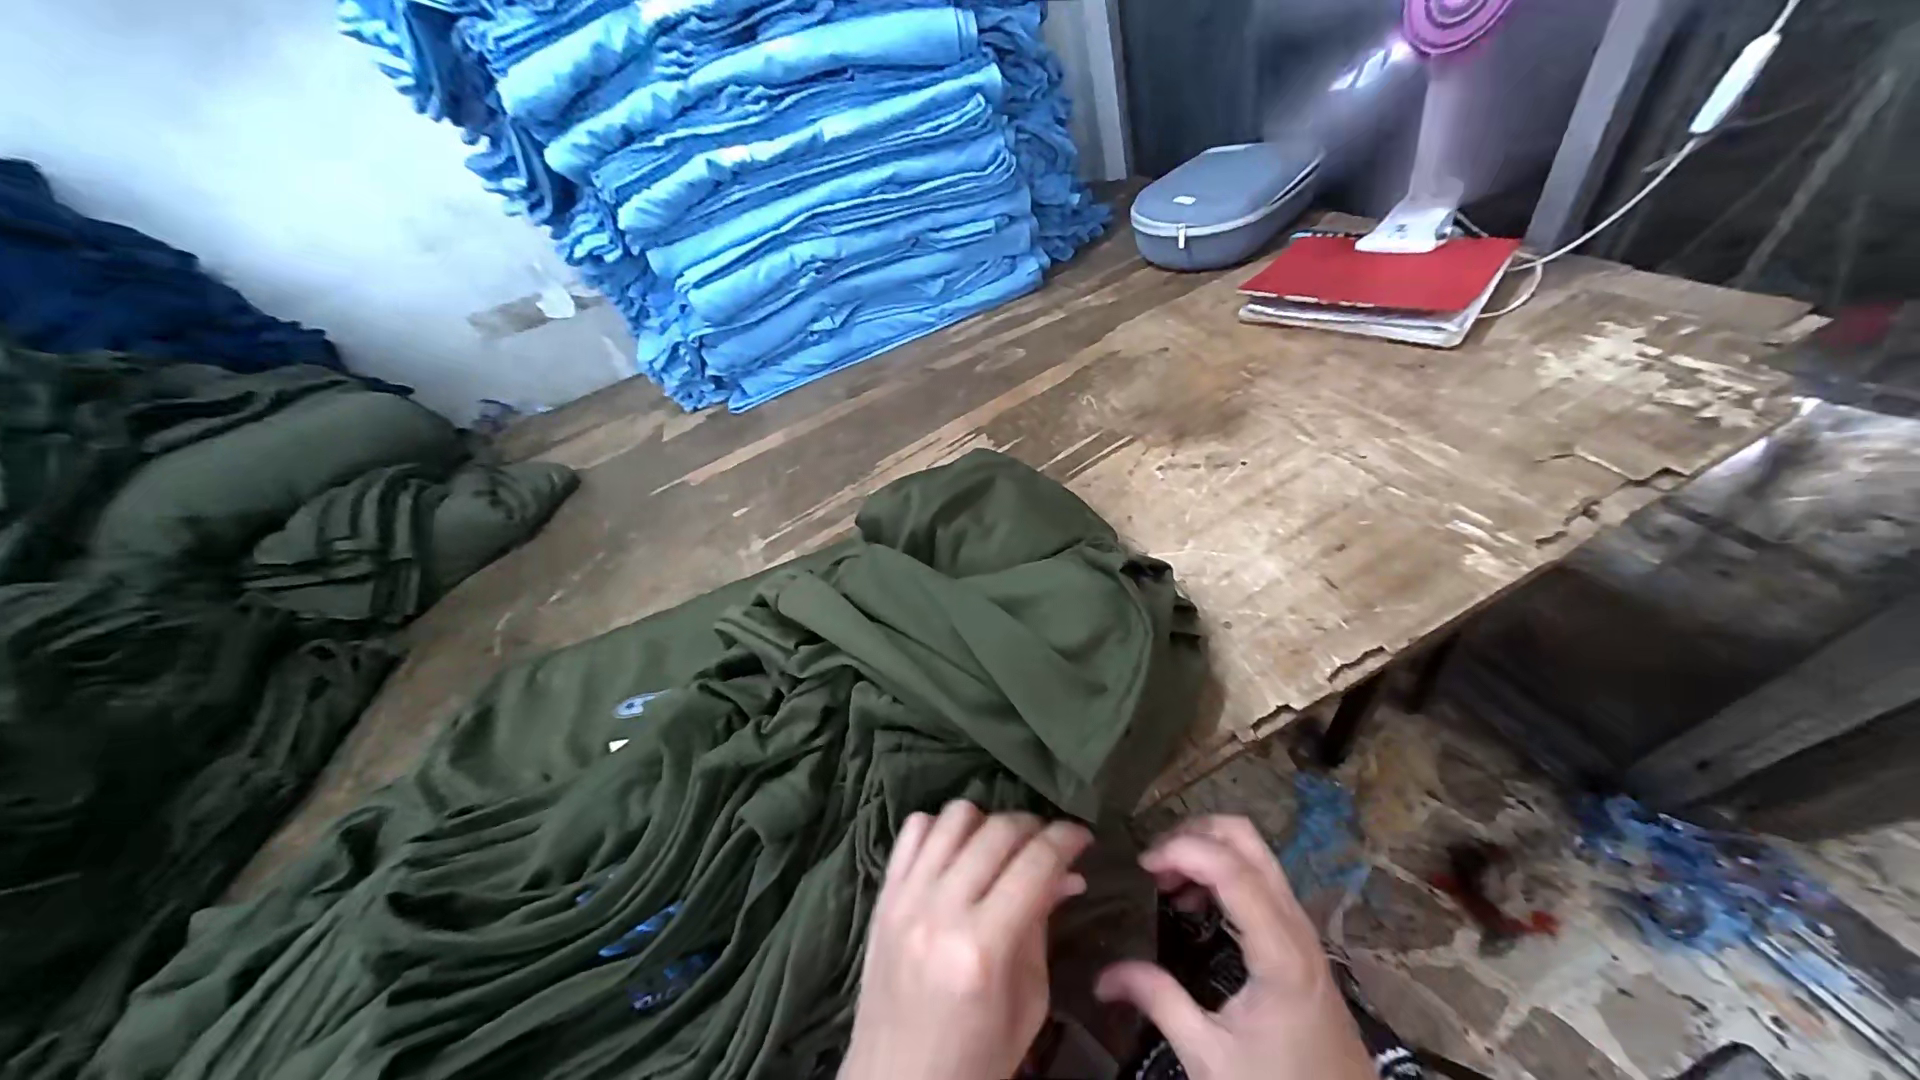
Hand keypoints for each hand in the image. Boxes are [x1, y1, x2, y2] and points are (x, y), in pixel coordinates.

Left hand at [839, 801, 1092, 1079]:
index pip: (1035, 864)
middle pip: (997, 831)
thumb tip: (1068, 874)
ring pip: (954, 817)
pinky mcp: (883, 895)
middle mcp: (940, 911)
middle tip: (1048, 844)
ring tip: (1002, 846)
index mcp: (983, 949)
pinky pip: (913, 829)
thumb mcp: (1028, 1003)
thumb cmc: (976, 1058)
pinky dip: (942, 828)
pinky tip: (958, 851)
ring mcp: (905, 898)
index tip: (1083, 835)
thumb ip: (1042, 926)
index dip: (1066, 839)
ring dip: (988, 821)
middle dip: (1034, 826)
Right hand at [1095, 816, 1375, 1079]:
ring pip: (1254, 851)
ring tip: (1168, 880)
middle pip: (1247, 839)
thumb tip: (1101, 976)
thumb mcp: (1210, 1058)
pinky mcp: (1299, 936)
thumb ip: (1158, 1002)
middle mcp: (1296, 925)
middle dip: (1193, 833)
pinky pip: (1259, 875)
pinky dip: (1222, 867)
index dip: (1182, 851)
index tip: (1144, 865)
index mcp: (1279, 953)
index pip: (1232, 868)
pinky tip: (1195, 899)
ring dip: (1206, 848)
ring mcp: (1302, 927)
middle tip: (1155, 863)